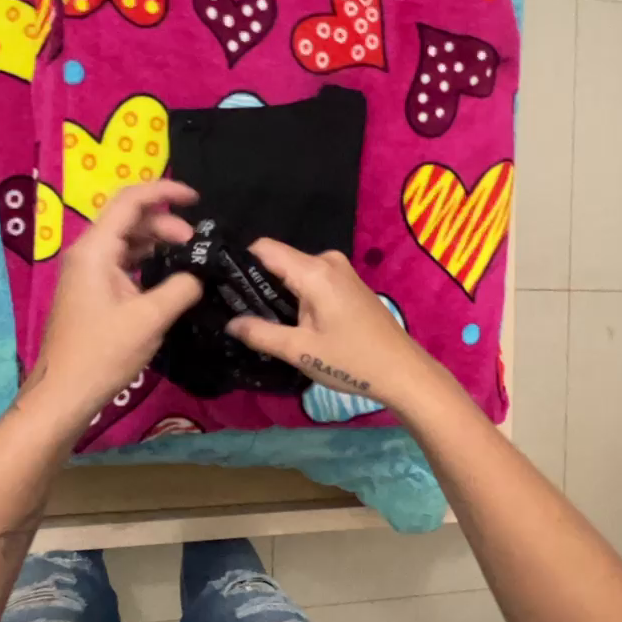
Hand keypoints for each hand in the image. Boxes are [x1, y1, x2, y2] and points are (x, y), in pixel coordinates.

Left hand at [20, 181, 202, 422]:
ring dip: (159, 243)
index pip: (130, 201)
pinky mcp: (93, 291)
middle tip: (197, 246)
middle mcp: (88, 253)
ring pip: (128, 241)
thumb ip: (181, 288)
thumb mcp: (150, 319)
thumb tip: (198, 274)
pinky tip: (169, 278)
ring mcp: (89, 272)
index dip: (165, 192)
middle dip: (167, 224)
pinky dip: (149, 262)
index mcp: (95, 250)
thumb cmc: (103, 353)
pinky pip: (124, 262)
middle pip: (130, 219)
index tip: (197, 199)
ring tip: (189, 260)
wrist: (64, 392)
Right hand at [226, 238, 450, 410]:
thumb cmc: (351, 361)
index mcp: (314, 271)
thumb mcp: (300, 351)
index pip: (264, 249)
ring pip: (295, 273)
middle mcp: (328, 262)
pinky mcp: (349, 286)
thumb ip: (261, 333)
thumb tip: (230, 323)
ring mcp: (341, 272)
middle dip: (257, 283)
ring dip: (277, 294)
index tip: (219, 284)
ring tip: (258, 321)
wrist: (403, 372)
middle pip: (279, 261)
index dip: (239, 262)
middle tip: (233, 311)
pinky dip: (297, 297)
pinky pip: (312, 282)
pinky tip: (289, 322)